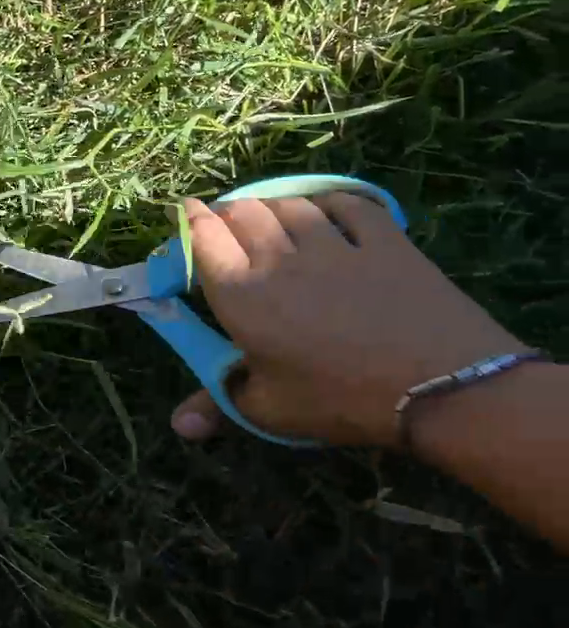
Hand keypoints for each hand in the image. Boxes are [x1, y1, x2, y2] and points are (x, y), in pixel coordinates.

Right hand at [171, 192, 526, 446]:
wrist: (447, 391)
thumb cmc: (343, 399)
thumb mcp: (270, 409)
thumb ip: (218, 403)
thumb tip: (180, 426)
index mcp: (238, 294)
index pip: (201, 236)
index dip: (190, 219)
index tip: (187, 213)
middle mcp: (276, 259)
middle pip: (242, 211)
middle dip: (228, 210)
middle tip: (228, 222)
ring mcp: (334, 247)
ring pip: (290, 205)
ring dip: (274, 206)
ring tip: (273, 216)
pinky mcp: (386, 244)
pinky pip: (350, 206)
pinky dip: (331, 201)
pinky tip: (327, 210)